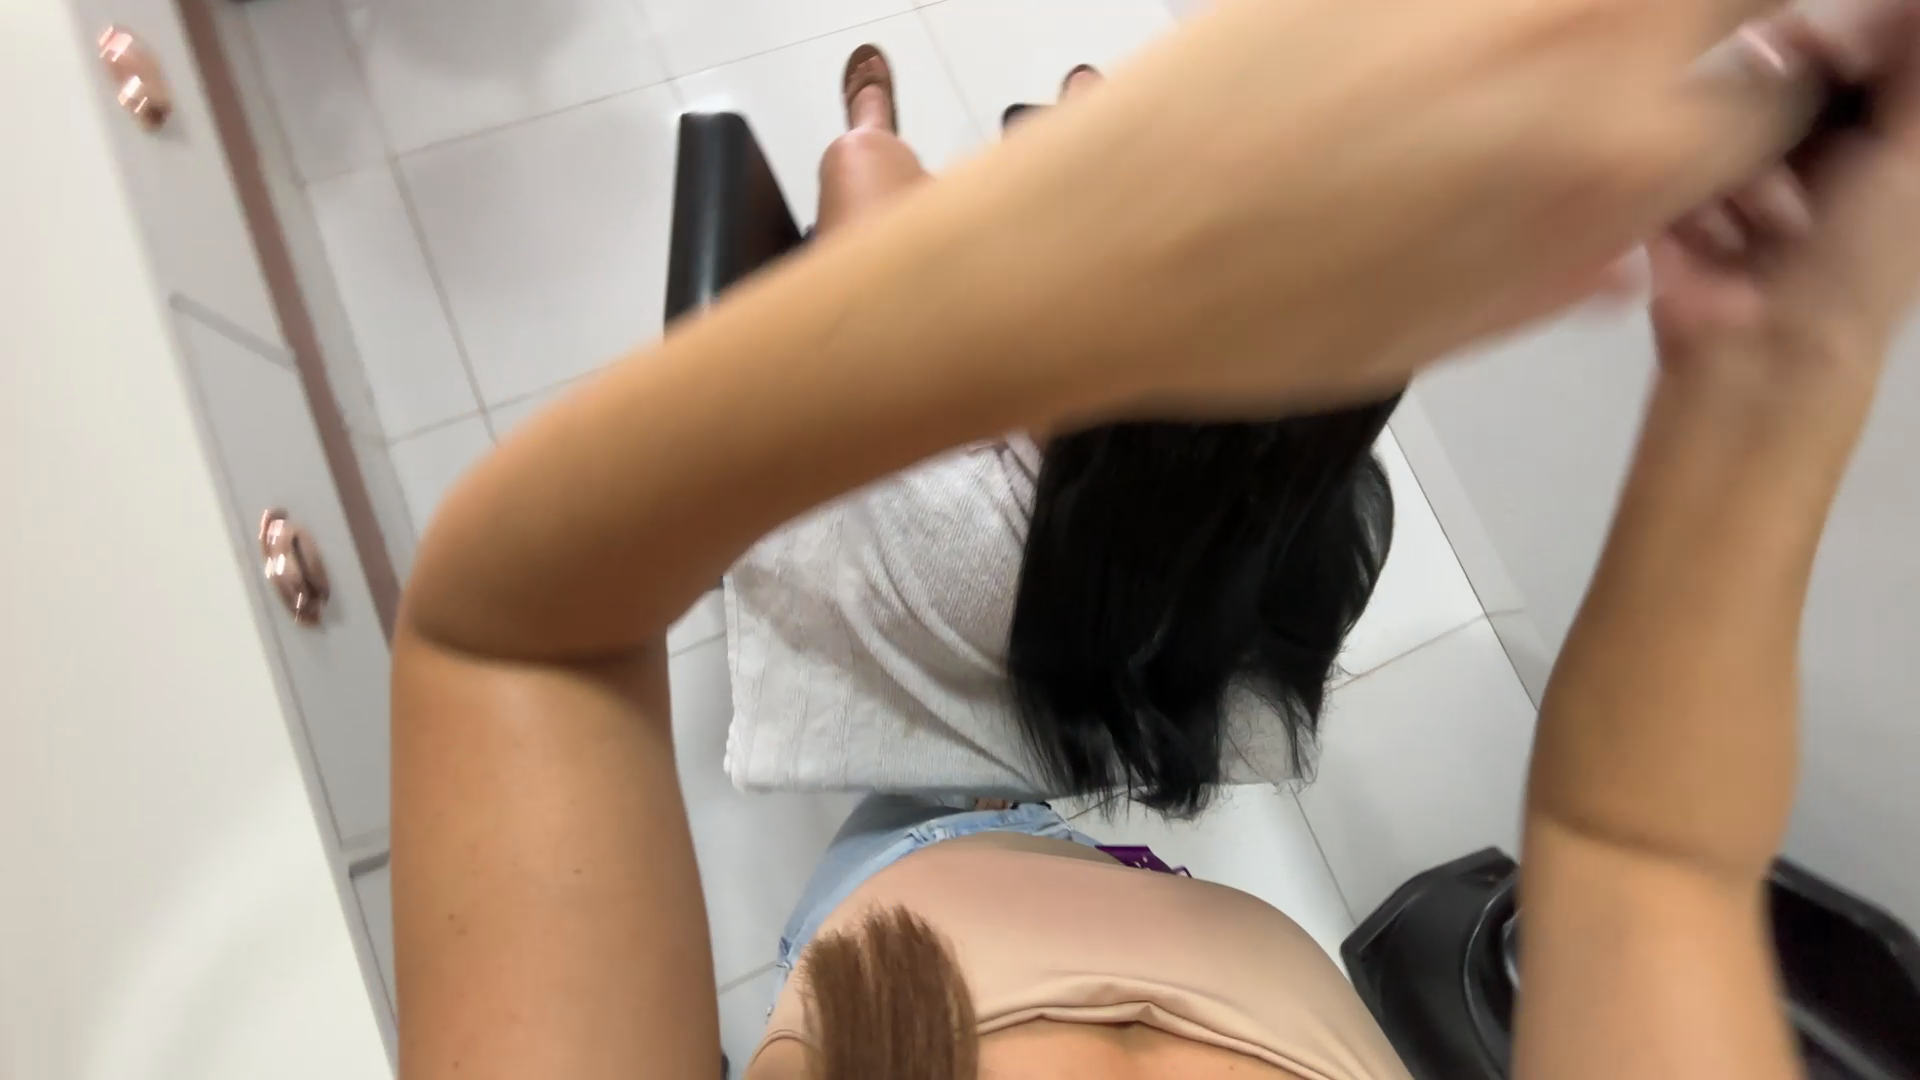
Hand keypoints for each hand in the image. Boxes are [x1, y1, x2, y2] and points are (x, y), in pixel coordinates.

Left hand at [934, 0, 1836, 415]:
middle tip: (1649, 65)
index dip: (1741, 121)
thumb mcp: (1402, 344)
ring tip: (1495, 90)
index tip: (1701, 125)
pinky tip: (1413, 73)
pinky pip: (1461, 0)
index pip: (1775, 104)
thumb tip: (1622, 242)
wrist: (1077, 256)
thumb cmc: (1211, 320)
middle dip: (1725, 24)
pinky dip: (1460, 34)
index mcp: (1597, 170)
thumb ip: (1538, 280)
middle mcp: (1571, 32)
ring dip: (1572, 40)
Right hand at [1653, 5, 1919, 400]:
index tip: (1813, 47)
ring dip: (1736, 175)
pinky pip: (1665, 184)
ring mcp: (1728, 193)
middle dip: (1777, 110)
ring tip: (1753, 223)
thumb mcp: (1918, 152)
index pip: (1853, 57)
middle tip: (1781, 137)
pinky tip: (1706, 238)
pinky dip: (1686, 207)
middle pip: (1777, 93)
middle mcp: (1802, 159)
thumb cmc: (1860, 256)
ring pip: (1717, 138)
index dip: (1835, 44)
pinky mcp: (1665, 223)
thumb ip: (1915, 70)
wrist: (1761, 349)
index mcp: (1877, 139)